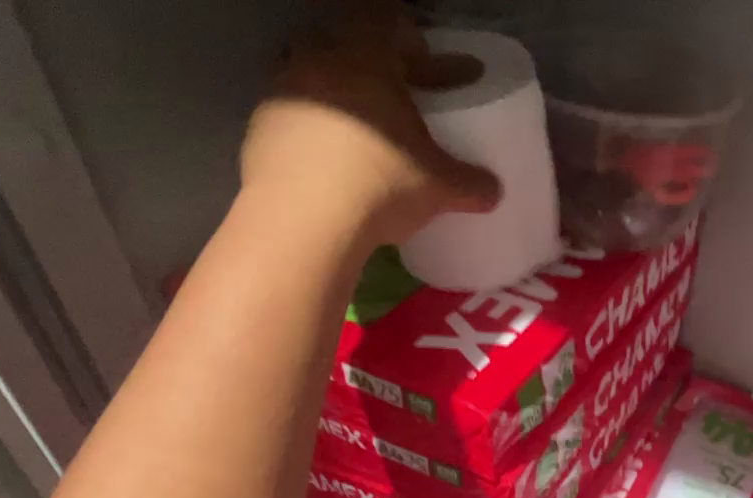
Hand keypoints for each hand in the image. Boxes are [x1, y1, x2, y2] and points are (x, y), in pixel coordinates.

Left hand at [241, 2, 500, 245]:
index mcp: (365, 57)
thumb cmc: (380, 182)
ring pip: (316, 84)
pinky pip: (293, 122)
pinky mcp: (259, 133)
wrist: (303, 220)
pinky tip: (331, 170)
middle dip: (375, 73)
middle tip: (398, 104)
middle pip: (348, 49)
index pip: (390, 22)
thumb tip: (493, 191)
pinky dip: (313, 138)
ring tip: (363, 141)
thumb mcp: (438, 185)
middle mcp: (317, 61)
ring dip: (340, 105)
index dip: (415, 42)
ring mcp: (281, 94)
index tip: (431, 70)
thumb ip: (468, 183)